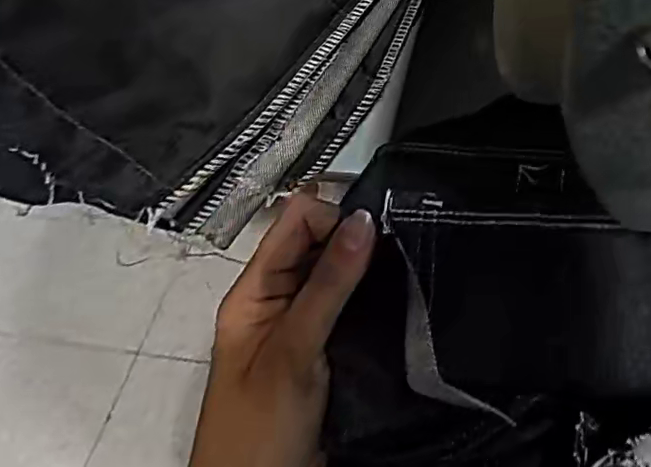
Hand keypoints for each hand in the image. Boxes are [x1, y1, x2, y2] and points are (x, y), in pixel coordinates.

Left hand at [189, 189, 376, 466]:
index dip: (334, 216)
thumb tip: (364, 218)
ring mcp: (302, 319)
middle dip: (355, 235)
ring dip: (367, 262)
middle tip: (388, 252)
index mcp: (254, 292)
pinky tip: (393, 291)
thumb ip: (328, 284)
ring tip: (396, 269)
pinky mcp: (327, 339)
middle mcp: (278, 297)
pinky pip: (353, 294)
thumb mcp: (292, 352)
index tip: (370, 234)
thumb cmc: (257, 434)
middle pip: (319, 237)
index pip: (297, 220)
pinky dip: (373, 286)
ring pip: (339, 265)